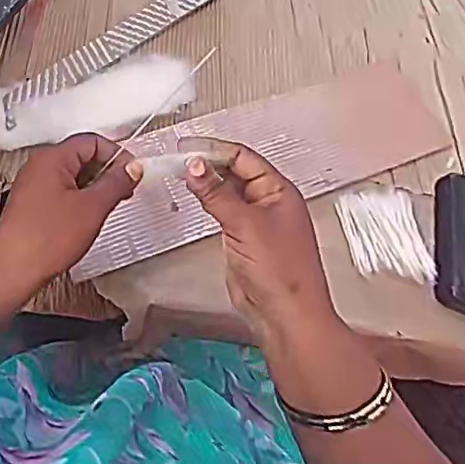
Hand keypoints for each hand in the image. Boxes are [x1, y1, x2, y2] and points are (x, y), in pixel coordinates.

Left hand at [0, 134, 139, 287]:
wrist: (13, 267)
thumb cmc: (43, 239)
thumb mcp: (93, 207)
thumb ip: (116, 183)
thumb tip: (131, 168)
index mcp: (52, 158)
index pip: (92, 141)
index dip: (116, 155)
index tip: (131, 172)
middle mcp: (39, 165)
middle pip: (82, 155)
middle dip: (106, 171)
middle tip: (123, 189)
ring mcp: (33, 183)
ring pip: (72, 174)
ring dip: (94, 186)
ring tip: (107, 206)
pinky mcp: (32, 202)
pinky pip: (61, 189)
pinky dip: (79, 197)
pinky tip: (88, 216)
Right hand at [181, 143, 334, 343]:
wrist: (285, 316)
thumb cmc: (282, 273)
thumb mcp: (245, 224)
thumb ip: (216, 193)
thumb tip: (195, 166)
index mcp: (279, 191)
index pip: (243, 157)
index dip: (214, 149)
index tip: (187, 147)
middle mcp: (268, 202)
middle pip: (234, 170)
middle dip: (207, 162)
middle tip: (179, 158)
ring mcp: (254, 220)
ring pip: (226, 190)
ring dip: (205, 181)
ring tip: (181, 172)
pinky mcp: (242, 237)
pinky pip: (221, 209)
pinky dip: (206, 200)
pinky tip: (194, 196)